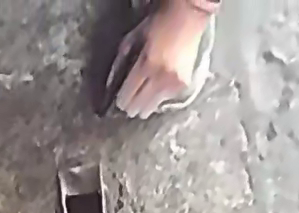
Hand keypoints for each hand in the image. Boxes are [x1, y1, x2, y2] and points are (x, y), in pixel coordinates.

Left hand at [109, 0, 210, 118]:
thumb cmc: (158, 24)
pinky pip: (163, 101)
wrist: (188, 17)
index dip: (122, 101)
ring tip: (142, 99)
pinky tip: (157, 88)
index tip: (119, 102)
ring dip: (144, 106)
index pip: (129, 94)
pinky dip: (158, 98)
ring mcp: (172, 85)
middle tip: (129, 104)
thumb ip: (121, 59)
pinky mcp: (182, 87)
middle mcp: (160, 78)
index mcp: (147, 64)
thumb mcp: (135, 36)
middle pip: (139, 107)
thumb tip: (110, 85)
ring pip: (151, 108)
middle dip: (132, 106)